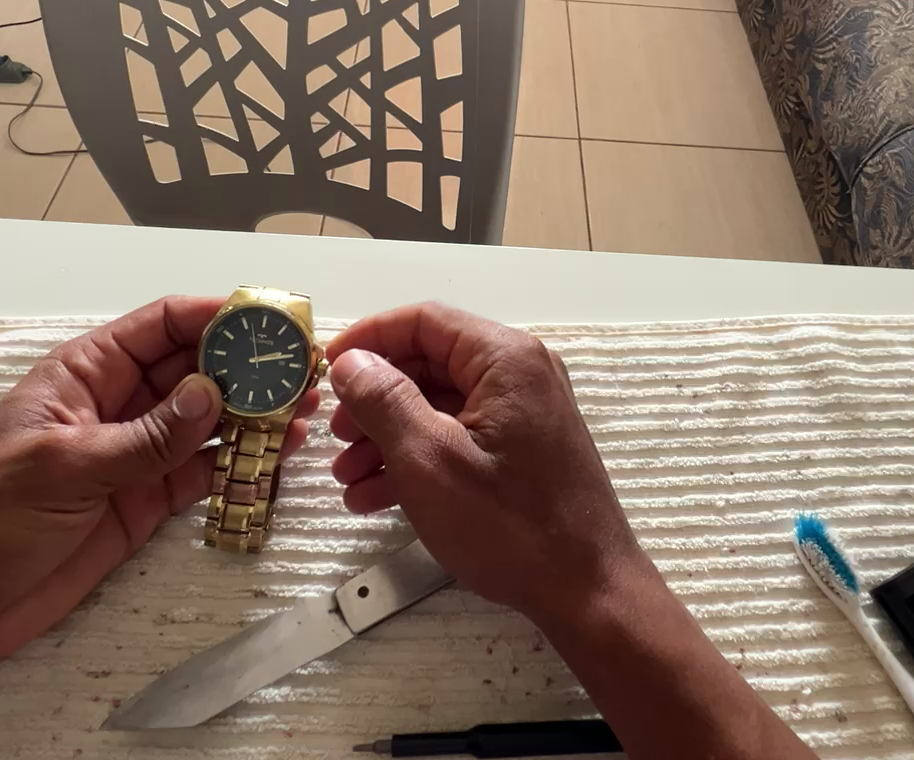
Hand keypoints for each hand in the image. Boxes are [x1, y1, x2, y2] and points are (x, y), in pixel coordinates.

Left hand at [0, 295, 318, 670]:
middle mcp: (123, 401)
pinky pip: (208, 467)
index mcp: (89, 372)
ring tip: (306, 410)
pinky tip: (279, 453)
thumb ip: (143, 435)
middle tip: (305, 370)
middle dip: (252, 365)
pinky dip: (244, 460)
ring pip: (213, 417)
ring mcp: (142, 449)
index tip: (269, 321)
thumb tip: (213, 395)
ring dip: (258, 412)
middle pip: (200, 368)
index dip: (217, 316)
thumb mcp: (59, 467)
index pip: (164, 325)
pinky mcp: (152, 496)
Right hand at [325, 303, 646, 626]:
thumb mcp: (430, 460)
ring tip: (348, 478)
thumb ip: (384, 401)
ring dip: (389, 435)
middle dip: (375, 400)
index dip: (369, 339)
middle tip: (336, 437)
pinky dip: (419, 456)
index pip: (424, 321)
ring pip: (439, 403)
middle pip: (429, 363)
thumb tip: (350, 362)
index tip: (325, 368)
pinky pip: (460, 434)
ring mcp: (523, 410)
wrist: (588, 593)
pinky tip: (376, 496)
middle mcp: (518, 372)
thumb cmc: (509, 525)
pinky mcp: (522, 446)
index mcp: (504, 357)